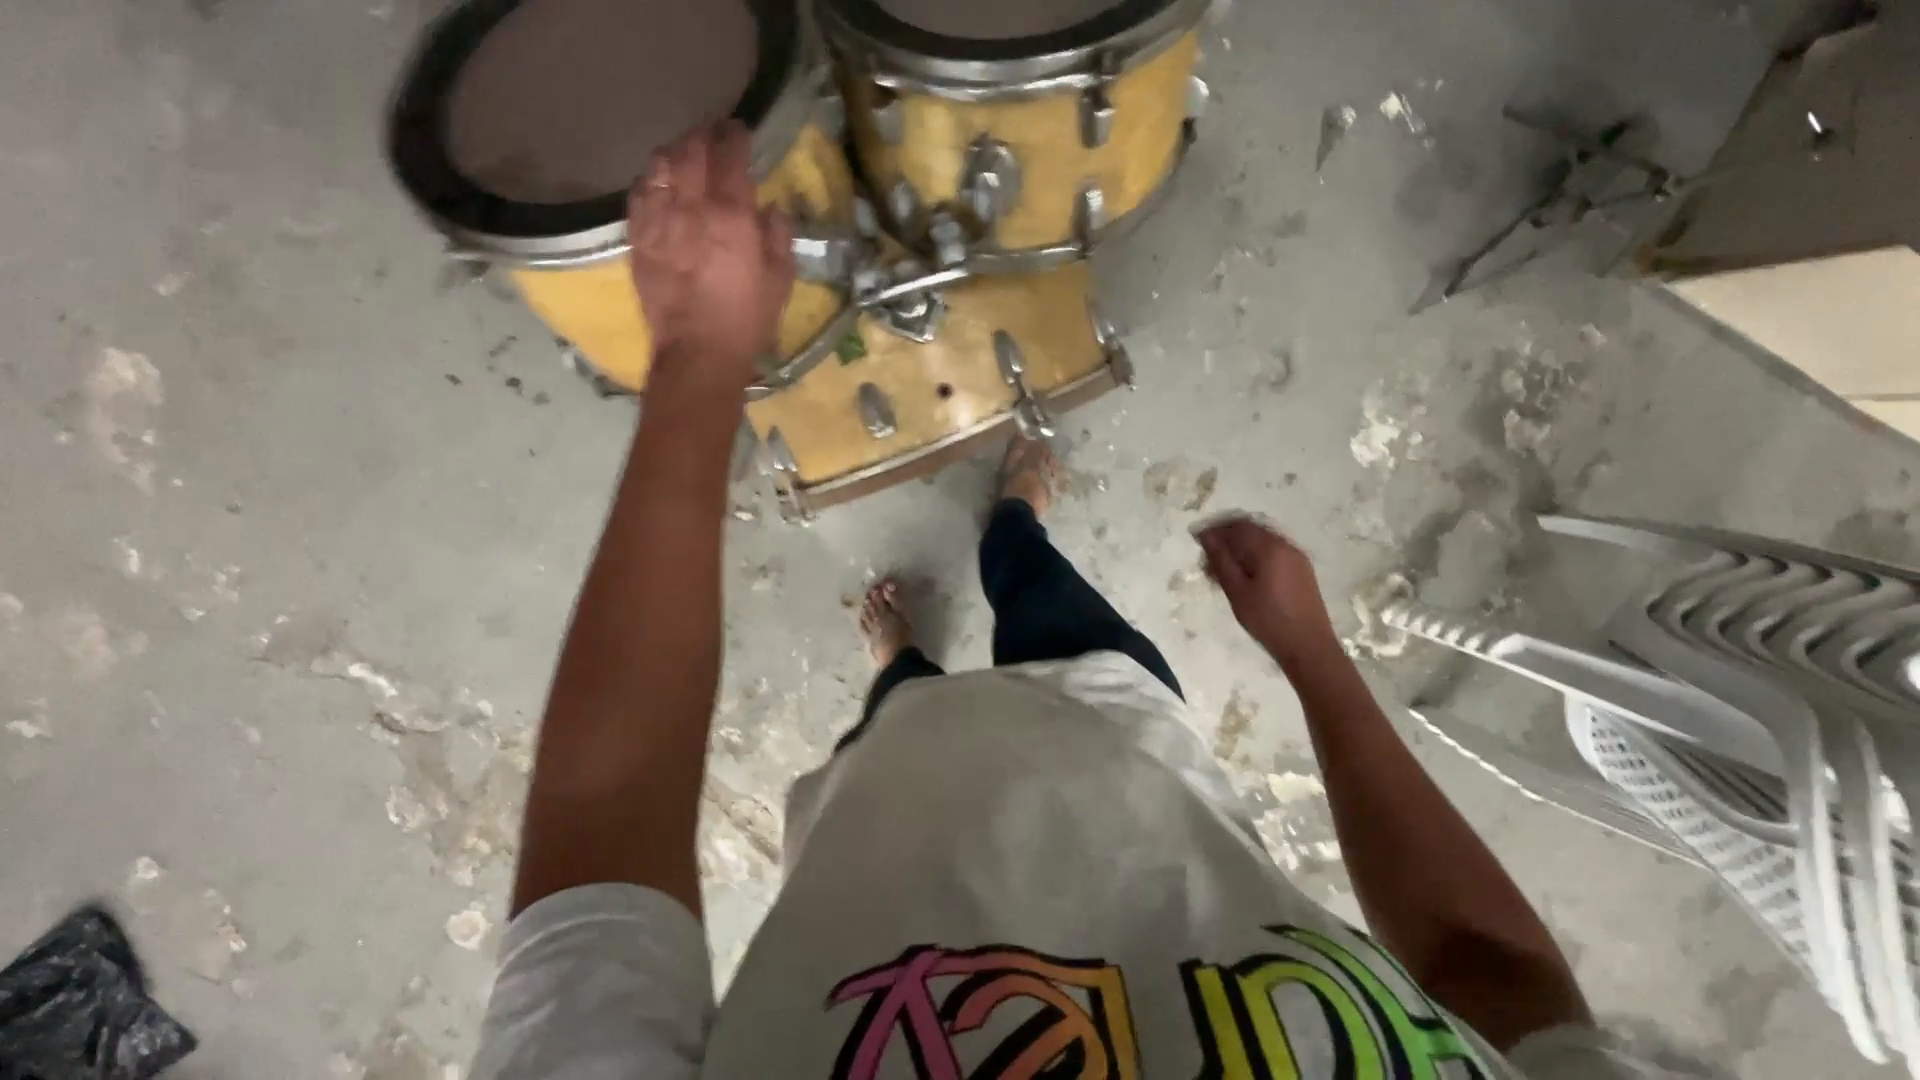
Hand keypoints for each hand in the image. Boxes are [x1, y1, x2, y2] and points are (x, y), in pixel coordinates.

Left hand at [627, 121, 794, 393]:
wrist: (698, 353)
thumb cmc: (746, 320)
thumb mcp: (780, 280)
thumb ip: (778, 235)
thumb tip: (772, 207)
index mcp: (732, 214)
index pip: (730, 156)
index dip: (734, 136)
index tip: (739, 130)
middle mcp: (691, 206)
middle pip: (690, 151)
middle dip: (702, 137)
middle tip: (711, 137)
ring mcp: (659, 220)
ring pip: (659, 165)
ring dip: (673, 154)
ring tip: (682, 156)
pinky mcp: (638, 239)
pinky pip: (639, 194)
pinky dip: (650, 181)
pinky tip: (658, 186)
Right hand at [1196, 516, 1342, 671]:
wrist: (1309, 646)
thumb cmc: (1268, 620)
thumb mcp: (1237, 592)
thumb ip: (1221, 561)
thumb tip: (1207, 536)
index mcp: (1270, 548)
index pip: (1237, 526)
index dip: (1214, 529)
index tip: (1196, 539)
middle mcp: (1285, 545)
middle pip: (1251, 530)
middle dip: (1226, 538)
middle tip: (1207, 557)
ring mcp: (1296, 557)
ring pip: (1261, 541)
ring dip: (1240, 548)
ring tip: (1222, 570)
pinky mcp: (1301, 570)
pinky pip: (1273, 553)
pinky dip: (1254, 557)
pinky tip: (1244, 576)